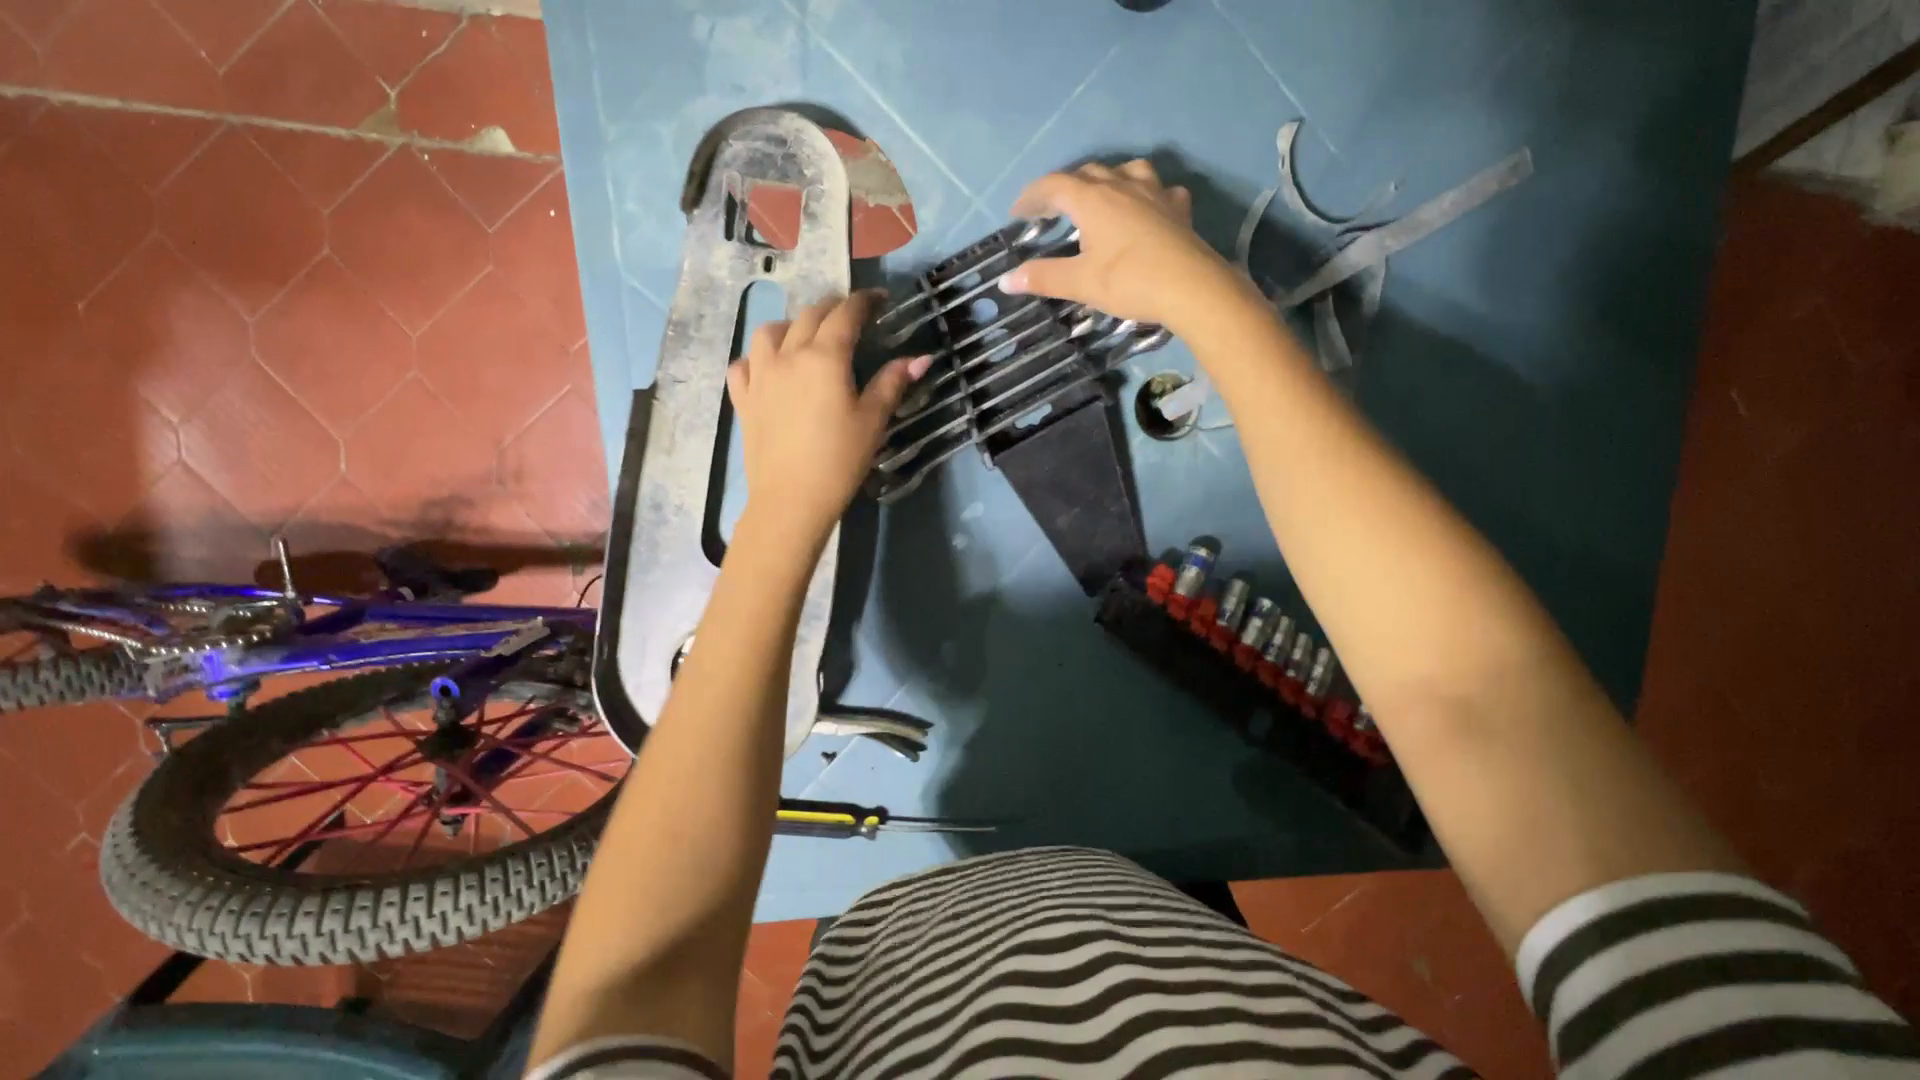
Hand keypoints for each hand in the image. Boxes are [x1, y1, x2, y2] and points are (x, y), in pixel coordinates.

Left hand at [726, 292, 927, 539]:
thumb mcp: (873, 421)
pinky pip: (743, 365)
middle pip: (809, 316)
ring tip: (804, 337)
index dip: (864, 301)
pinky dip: (756, 358)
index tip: (879, 300)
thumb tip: (920, 358)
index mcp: (825, 357)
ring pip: (770, 332)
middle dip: (832, 309)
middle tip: (850, 317)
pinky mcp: (743, 399)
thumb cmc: (839, 460)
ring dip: (790, 326)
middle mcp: (788, 355)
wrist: (791, 500)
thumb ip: (892, 383)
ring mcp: (760, 376)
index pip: (846, 314)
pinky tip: (767, 369)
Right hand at [999, 160, 1239, 331]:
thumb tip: (1005, 280)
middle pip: (1088, 173)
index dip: (1032, 196)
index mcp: (1093, 199)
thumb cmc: (1130, 281)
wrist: (1192, 288)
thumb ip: (1042, 278)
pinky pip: (1160, 190)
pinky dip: (1147, 195)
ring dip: (1108, 180)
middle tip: (1053, 209)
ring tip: (1100, 198)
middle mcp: (1122, 186)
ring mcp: (1154, 193)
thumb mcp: (1080, 283)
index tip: (1018, 214)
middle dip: (1066, 188)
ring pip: (1126, 171)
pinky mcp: (1179, 209)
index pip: (1054, 185)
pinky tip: (1148, 208)